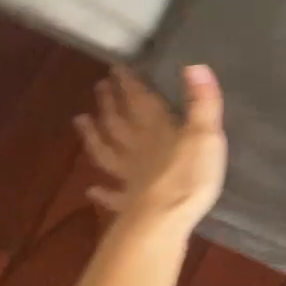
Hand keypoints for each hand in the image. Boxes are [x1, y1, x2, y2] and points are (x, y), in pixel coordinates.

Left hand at [75, 65, 227, 235]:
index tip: (116, 69)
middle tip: (99, 87)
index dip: (129, 84)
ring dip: (94, 136)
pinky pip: (112, 194)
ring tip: (80, 121)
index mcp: (157, 129)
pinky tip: (91, 190)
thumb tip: (195, 65)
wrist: (164, 220)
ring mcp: (130, 176)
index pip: (140, 101)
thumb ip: (202, 102)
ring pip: (107, 151)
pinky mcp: (130, 203)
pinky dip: (101, 192)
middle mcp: (138, 148)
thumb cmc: (190, 175)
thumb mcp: (205, 134)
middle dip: (109, 103)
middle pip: (119, 122)